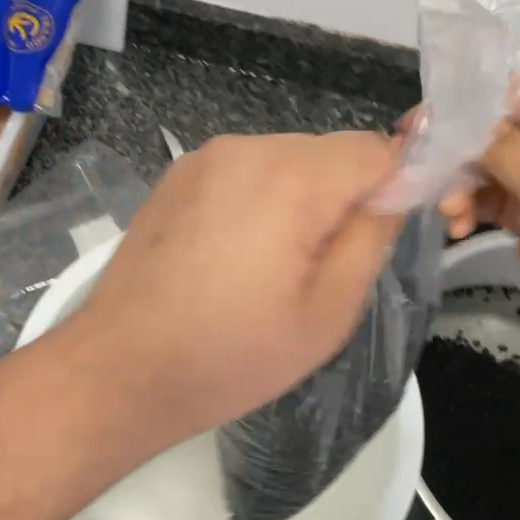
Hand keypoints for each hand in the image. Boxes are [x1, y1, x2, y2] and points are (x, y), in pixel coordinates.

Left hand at [73, 132, 402, 444]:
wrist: (121, 369)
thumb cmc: (230, 354)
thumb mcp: (326, 313)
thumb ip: (371, 239)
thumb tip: (395, 191)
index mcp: (290, 177)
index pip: (375, 150)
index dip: (397, 187)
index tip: (382, 239)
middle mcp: (244, 149)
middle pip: (326, 154)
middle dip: (340, 200)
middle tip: (321, 271)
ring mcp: (200, 161)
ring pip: (282, 163)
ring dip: (296, 202)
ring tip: (270, 271)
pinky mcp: (172, 180)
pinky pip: (239, 176)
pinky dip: (254, 204)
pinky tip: (232, 259)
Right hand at [440, 77, 519, 348]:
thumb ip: (506, 149)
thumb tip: (451, 121)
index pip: (519, 93)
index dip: (468, 107)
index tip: (419, 128)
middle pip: (496, 128)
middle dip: (460, 155)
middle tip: (424, 179)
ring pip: (486, 165)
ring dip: (460, 186)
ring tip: (449, 214)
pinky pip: (489, 197)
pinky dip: (469, 208)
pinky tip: (458, 228)